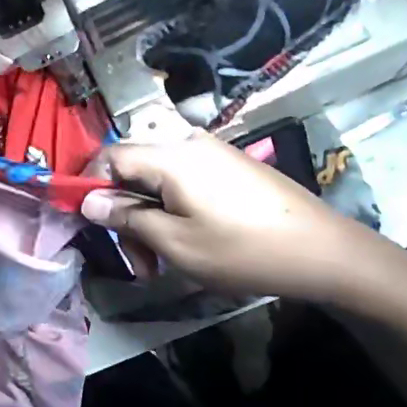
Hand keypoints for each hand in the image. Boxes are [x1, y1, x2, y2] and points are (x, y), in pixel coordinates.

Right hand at [79, 132, 390, 301]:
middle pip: (135, 167)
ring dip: (150, 218)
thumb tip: (89, 200)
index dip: (89, 185)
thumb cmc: (241, 250)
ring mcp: (214, 153)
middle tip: (137, 262)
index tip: (87, 225)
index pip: (110, 155)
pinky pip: (186, 180)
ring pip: (161, 178)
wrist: (319, 249)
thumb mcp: (176, 243)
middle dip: (125, 213)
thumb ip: (127, 217)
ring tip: (161, 263)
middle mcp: (189, 143)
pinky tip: (188, 242)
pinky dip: (174, 210)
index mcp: (170, 156)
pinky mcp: (232, 166)